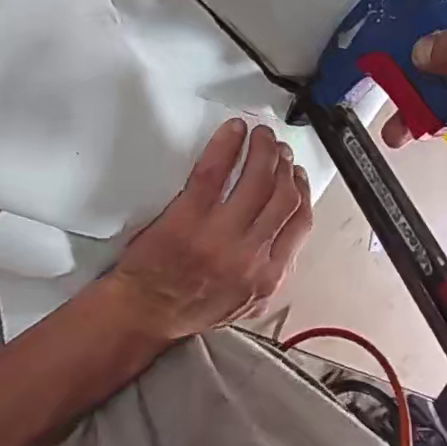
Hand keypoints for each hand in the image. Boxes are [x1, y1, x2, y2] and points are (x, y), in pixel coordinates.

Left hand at [96, 119, 312, 340]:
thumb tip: (283, 239)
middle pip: (284, 196)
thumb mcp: (245, 303)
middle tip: (278, 150)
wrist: (143, 314)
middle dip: (285, 165)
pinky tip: (234, 131)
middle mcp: (250, 255)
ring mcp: (220, 235)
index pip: (300, 222)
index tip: (296, 175)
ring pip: (258, 179)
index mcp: (268, 277)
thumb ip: (269, 273)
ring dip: (264, 151)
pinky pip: (215, 171)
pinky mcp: (189, 217)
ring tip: (261, 137)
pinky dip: (228, 145)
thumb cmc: (187, 308)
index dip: (302, 191)